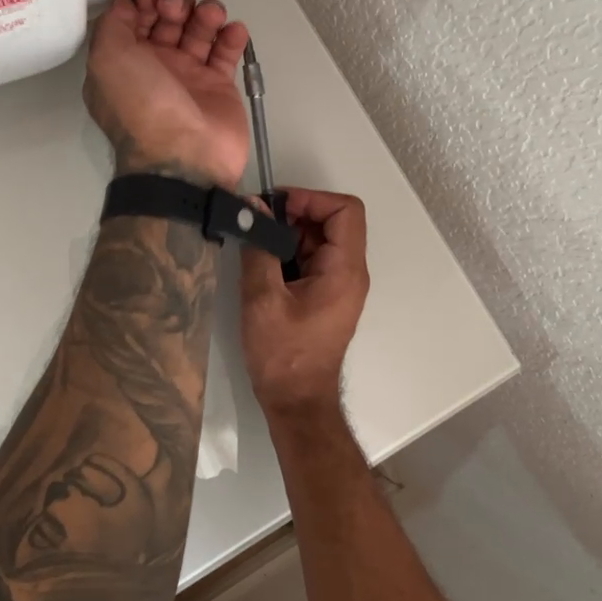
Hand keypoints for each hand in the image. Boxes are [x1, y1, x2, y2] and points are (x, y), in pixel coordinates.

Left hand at [85, 0, 251, 188]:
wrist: (185, 155)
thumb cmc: (142, 106)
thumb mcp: (107, 59)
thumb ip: (112, 23)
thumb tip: (126, 3)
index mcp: (123, 63)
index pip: (132, 18)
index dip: (142, 0)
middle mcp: (154, 67)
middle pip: (166, 18)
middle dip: (174, 1)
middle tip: (177, 10)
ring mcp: (188, 76)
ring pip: (198, 29)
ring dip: (205, 13)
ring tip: (212, 18)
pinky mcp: (219, 87)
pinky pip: (226, 51)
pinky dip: (231, 36)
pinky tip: (232, 33)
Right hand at [239, 189, 371, 416]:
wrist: (296, 401)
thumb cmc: (283, 354)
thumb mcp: (262, 299)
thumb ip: (259, 248)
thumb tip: (252, 208)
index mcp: (344, 270)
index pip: (345, 210)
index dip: (311, 199)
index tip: (275, 206)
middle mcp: (349, 274)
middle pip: (331, 223)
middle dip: (293, 215)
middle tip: (256, 223)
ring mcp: (338, 287)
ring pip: (318, 241)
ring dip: (286, 235)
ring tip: (253, 245)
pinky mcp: (324, 298)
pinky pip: (310, 261)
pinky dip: (287, 254)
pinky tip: (260, 266)